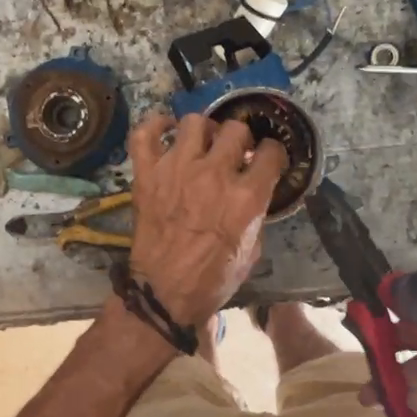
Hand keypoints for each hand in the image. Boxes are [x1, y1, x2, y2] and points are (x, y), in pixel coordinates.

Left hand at [125, 113, 286, 326]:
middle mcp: (214, 174)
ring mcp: (176, 169)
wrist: (164, 293)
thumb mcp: (252, 250)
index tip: (266, 159)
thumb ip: (255, 214)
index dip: (272, 154)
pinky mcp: (146, 174)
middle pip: (235, 130)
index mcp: (246, 196)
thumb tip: (254, 195)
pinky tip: (165, 131)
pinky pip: (145, 133)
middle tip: (233, 154)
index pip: (270, 152)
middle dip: (240, 139)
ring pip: (194, 122)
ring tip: (202, 144)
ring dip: (204, 131)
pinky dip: (155, 126)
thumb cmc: (213, 279)